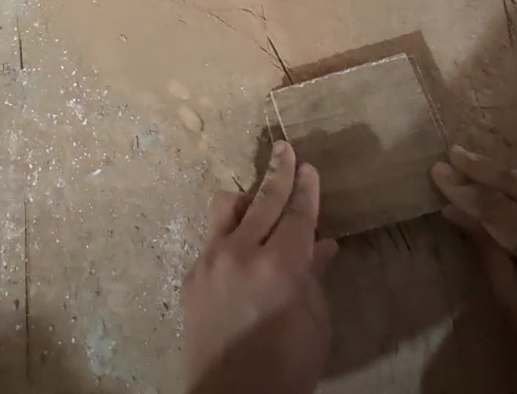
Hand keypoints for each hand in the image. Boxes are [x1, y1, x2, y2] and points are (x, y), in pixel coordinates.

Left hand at [183, 141, 339, 393]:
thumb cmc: (288, 367)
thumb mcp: (316, 325)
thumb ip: (315, 277)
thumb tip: (323, 245)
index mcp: (280, 266)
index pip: (297, 214)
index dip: (306, 189)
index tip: (310, 167)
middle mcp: (242, 252)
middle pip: (264, 199)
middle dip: (278, 172)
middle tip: (285, 149)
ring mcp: (211, 261)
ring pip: (226, 208)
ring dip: (246, 197)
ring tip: (257, 195)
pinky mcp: (192, 275)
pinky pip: (212, 239)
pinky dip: (230, 235)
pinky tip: (240, 248)